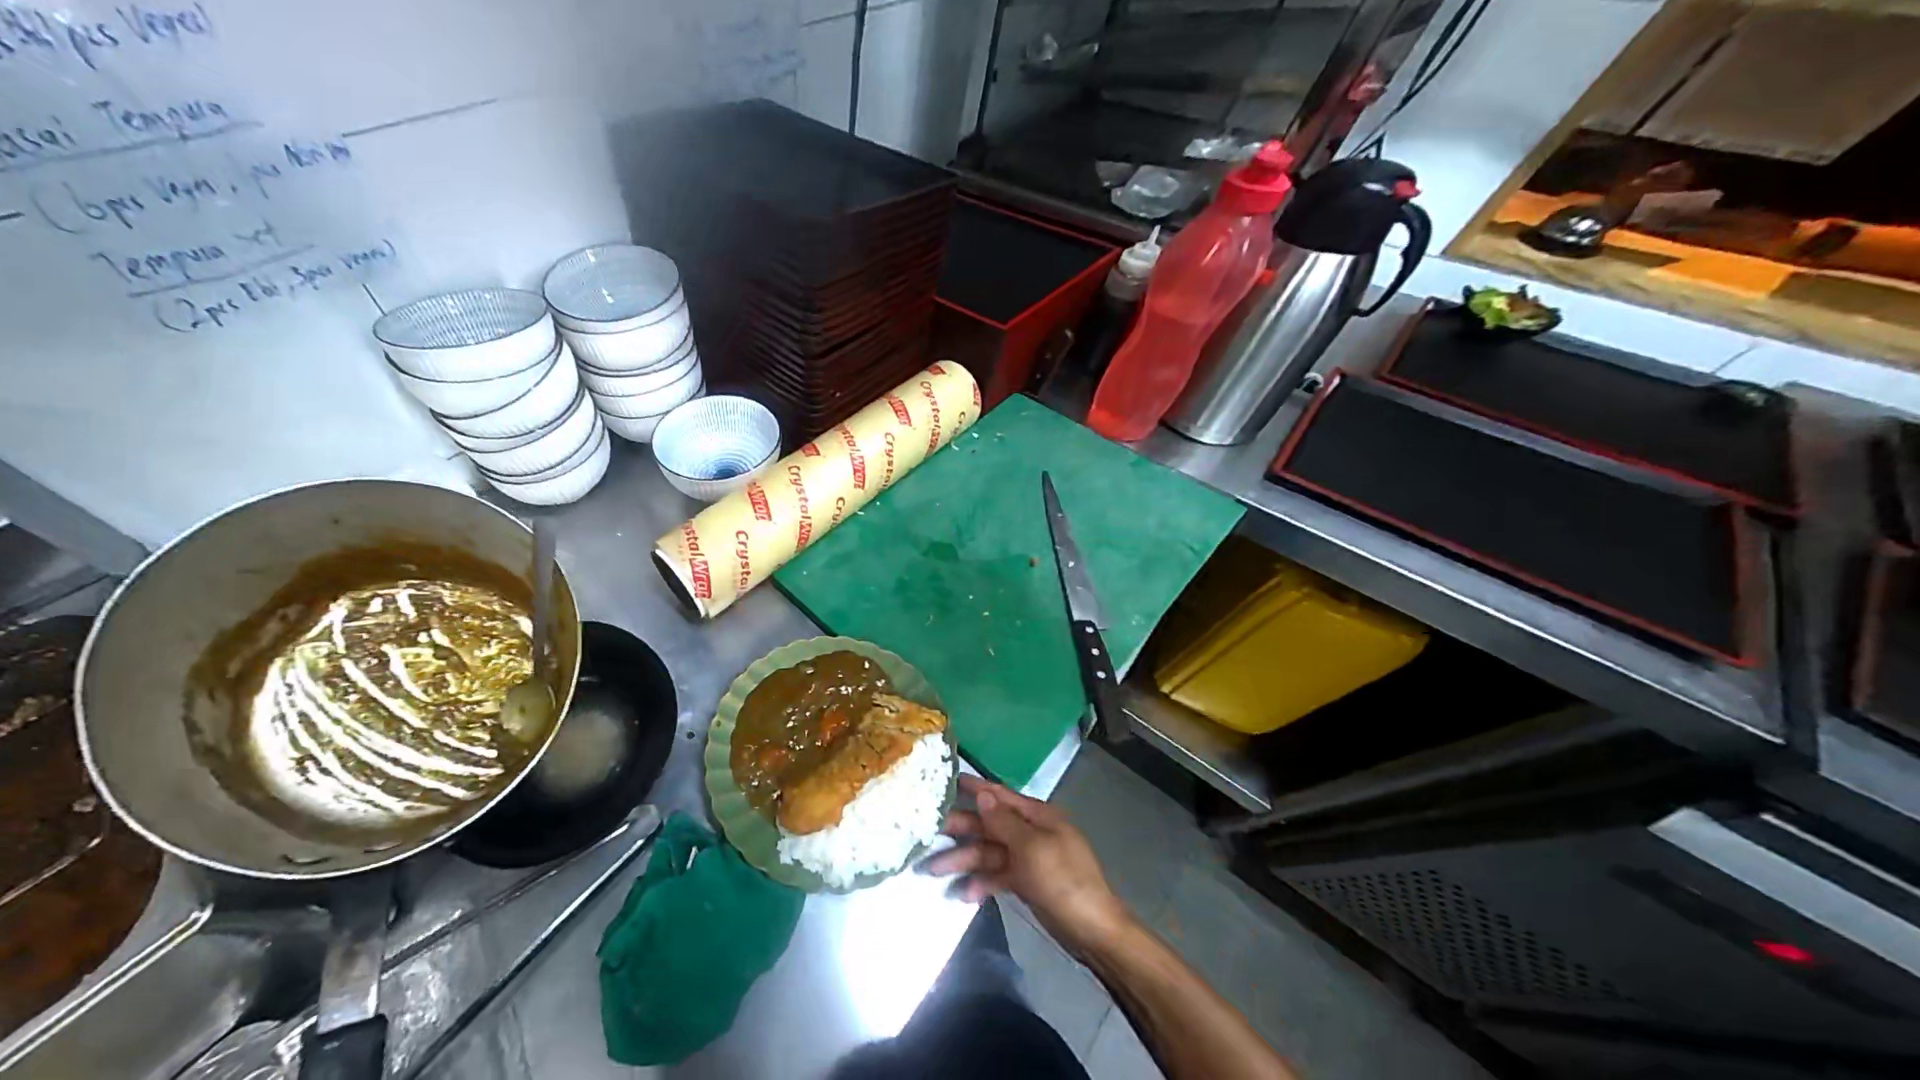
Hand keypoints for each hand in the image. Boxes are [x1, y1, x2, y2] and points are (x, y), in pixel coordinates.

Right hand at [925, 774, 1132, 955]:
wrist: (1092, 929)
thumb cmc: (1064, 880)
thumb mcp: (1032, 848)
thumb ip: (1004, 822)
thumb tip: (983, 795)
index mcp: (1038, 816)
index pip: (1001, 796)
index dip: (976, 788)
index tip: (948, 780)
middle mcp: (1031, 832)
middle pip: (990, 825)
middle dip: (961, 829)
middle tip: (928, 832)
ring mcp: (1028, 859)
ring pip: (989, 852)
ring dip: (964, 859)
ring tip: (934, 869)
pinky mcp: (1025, 882)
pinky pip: (997, 875)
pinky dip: (982, 882)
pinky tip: (963, 893)